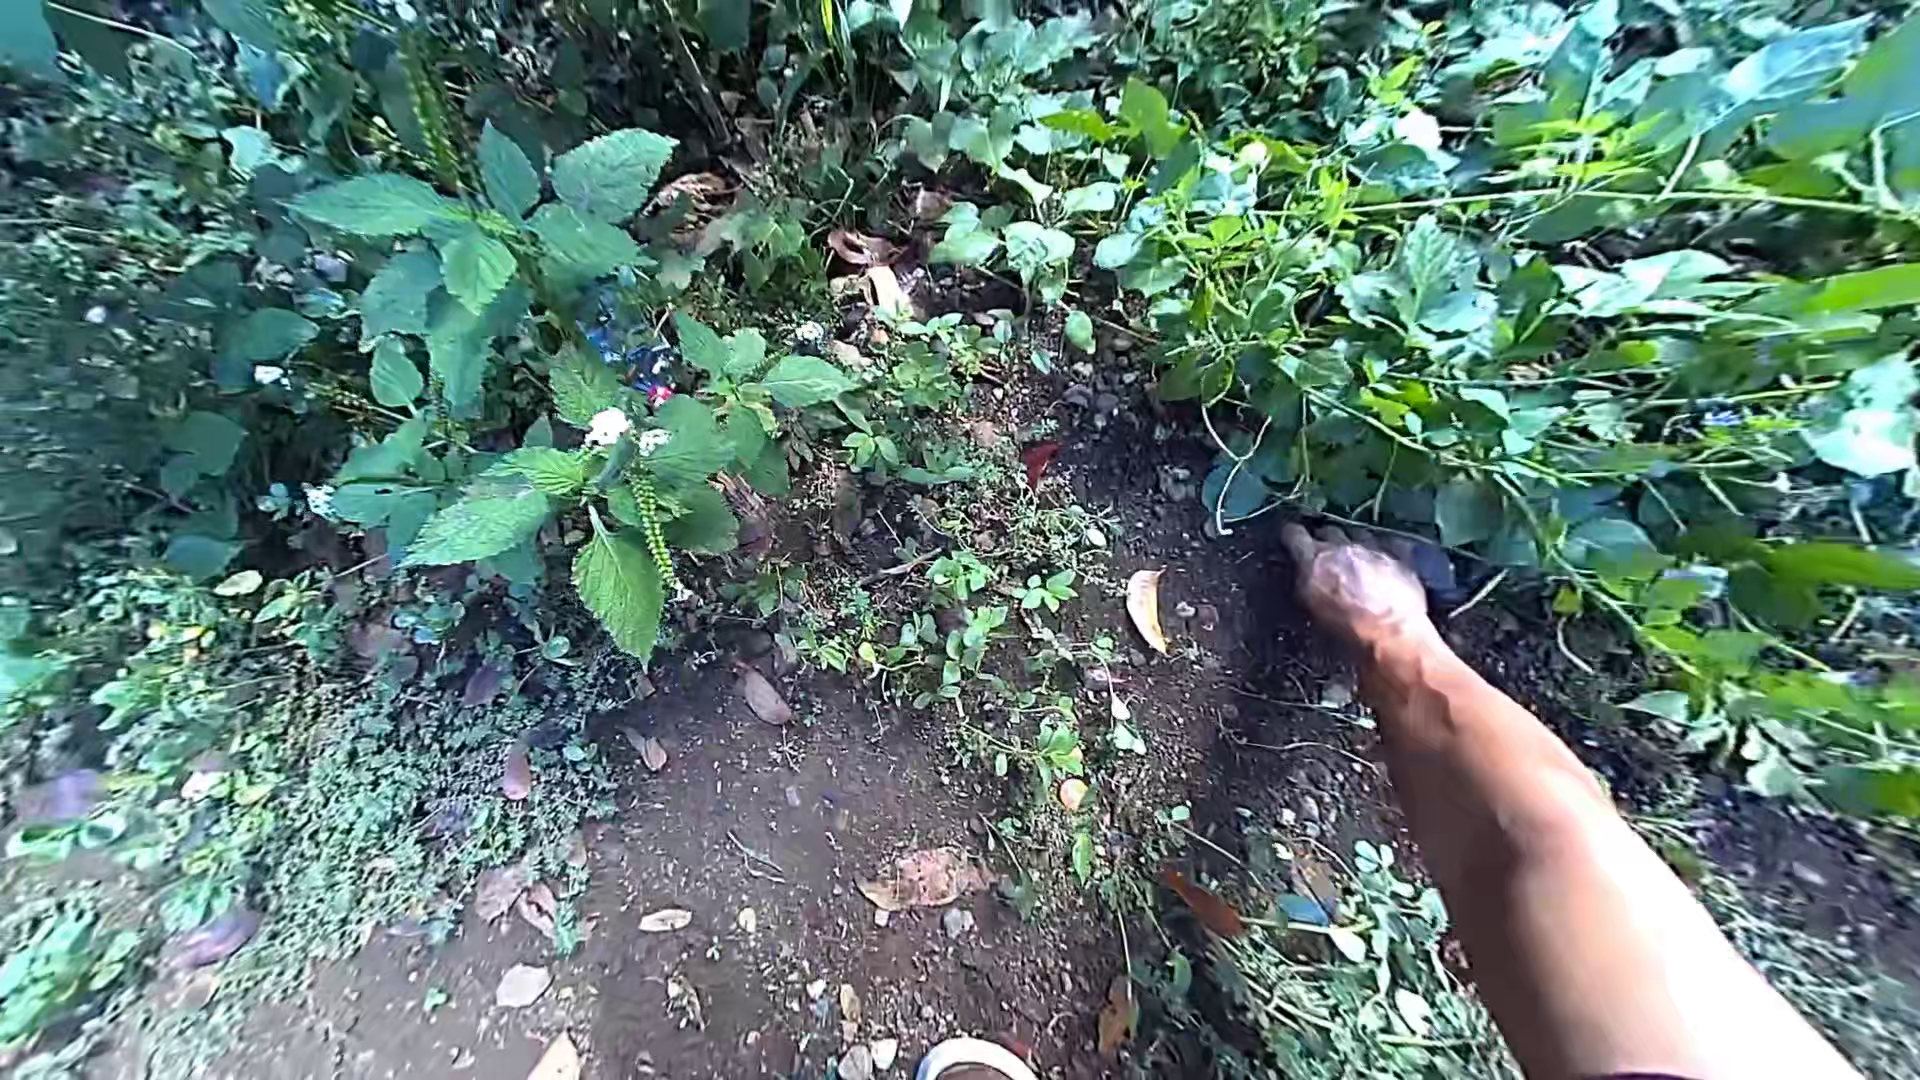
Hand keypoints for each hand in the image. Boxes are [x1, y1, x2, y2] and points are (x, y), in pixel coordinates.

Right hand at [1281, 523, 1432, 649]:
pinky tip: (1381, 559)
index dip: (1290, 535)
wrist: (1392, 633)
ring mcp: (1373, 549)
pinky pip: (1389, 543)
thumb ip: (1300, 578)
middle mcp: (1342, 547)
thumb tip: (1298, 569)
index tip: (1290, 539)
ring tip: (1353, 556)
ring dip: (1352, 542)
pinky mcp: (1400, 557)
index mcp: (1313, 557)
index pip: (1294, 533)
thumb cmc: (1345, 625)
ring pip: (1357, 533)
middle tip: (1323, 554)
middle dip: (1323, 540)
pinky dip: (1382, 549)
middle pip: (1328, 530)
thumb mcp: (1308, 604)